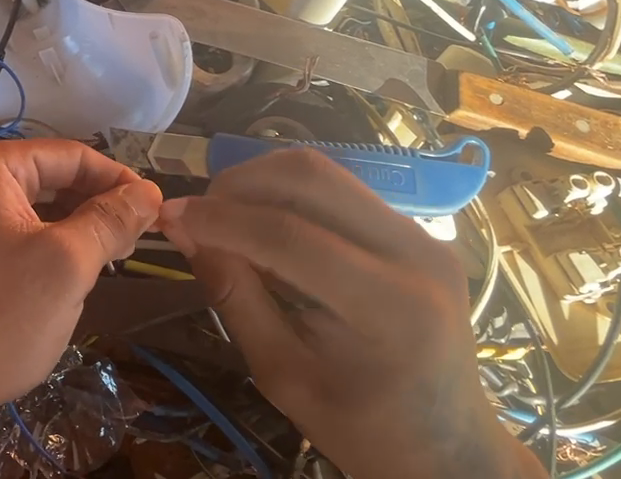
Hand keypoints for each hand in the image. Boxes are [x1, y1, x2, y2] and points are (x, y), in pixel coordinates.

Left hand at [0, 138, 161, 477]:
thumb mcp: (65, 266)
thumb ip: (109, 221)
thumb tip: (148, 192)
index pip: (69, 156)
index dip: (118, 180)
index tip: (158, 210)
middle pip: (49, 177)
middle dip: (96, 204)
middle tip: (138, 240)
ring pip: (32, 206)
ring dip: (73, 226)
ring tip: (112, 257)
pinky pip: (11, 230)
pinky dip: (45, 243)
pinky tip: (70, 272)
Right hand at [158, 147, 545, 478]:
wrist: (451, 450)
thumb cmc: (362, 428)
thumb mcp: (281, 373)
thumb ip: (232, 294)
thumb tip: (181, 229)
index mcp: (389, 307)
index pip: (286, 235)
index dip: (218, 218)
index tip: (169, 216)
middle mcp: (415, 254)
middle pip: (308, 177)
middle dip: (238, 183)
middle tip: (200, 211)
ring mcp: (423, 236)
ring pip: (321, 171)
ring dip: (260, 180)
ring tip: (226, 214)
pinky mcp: (416, 230)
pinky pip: (338, 188)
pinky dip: (287, 192)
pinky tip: (263, 222)